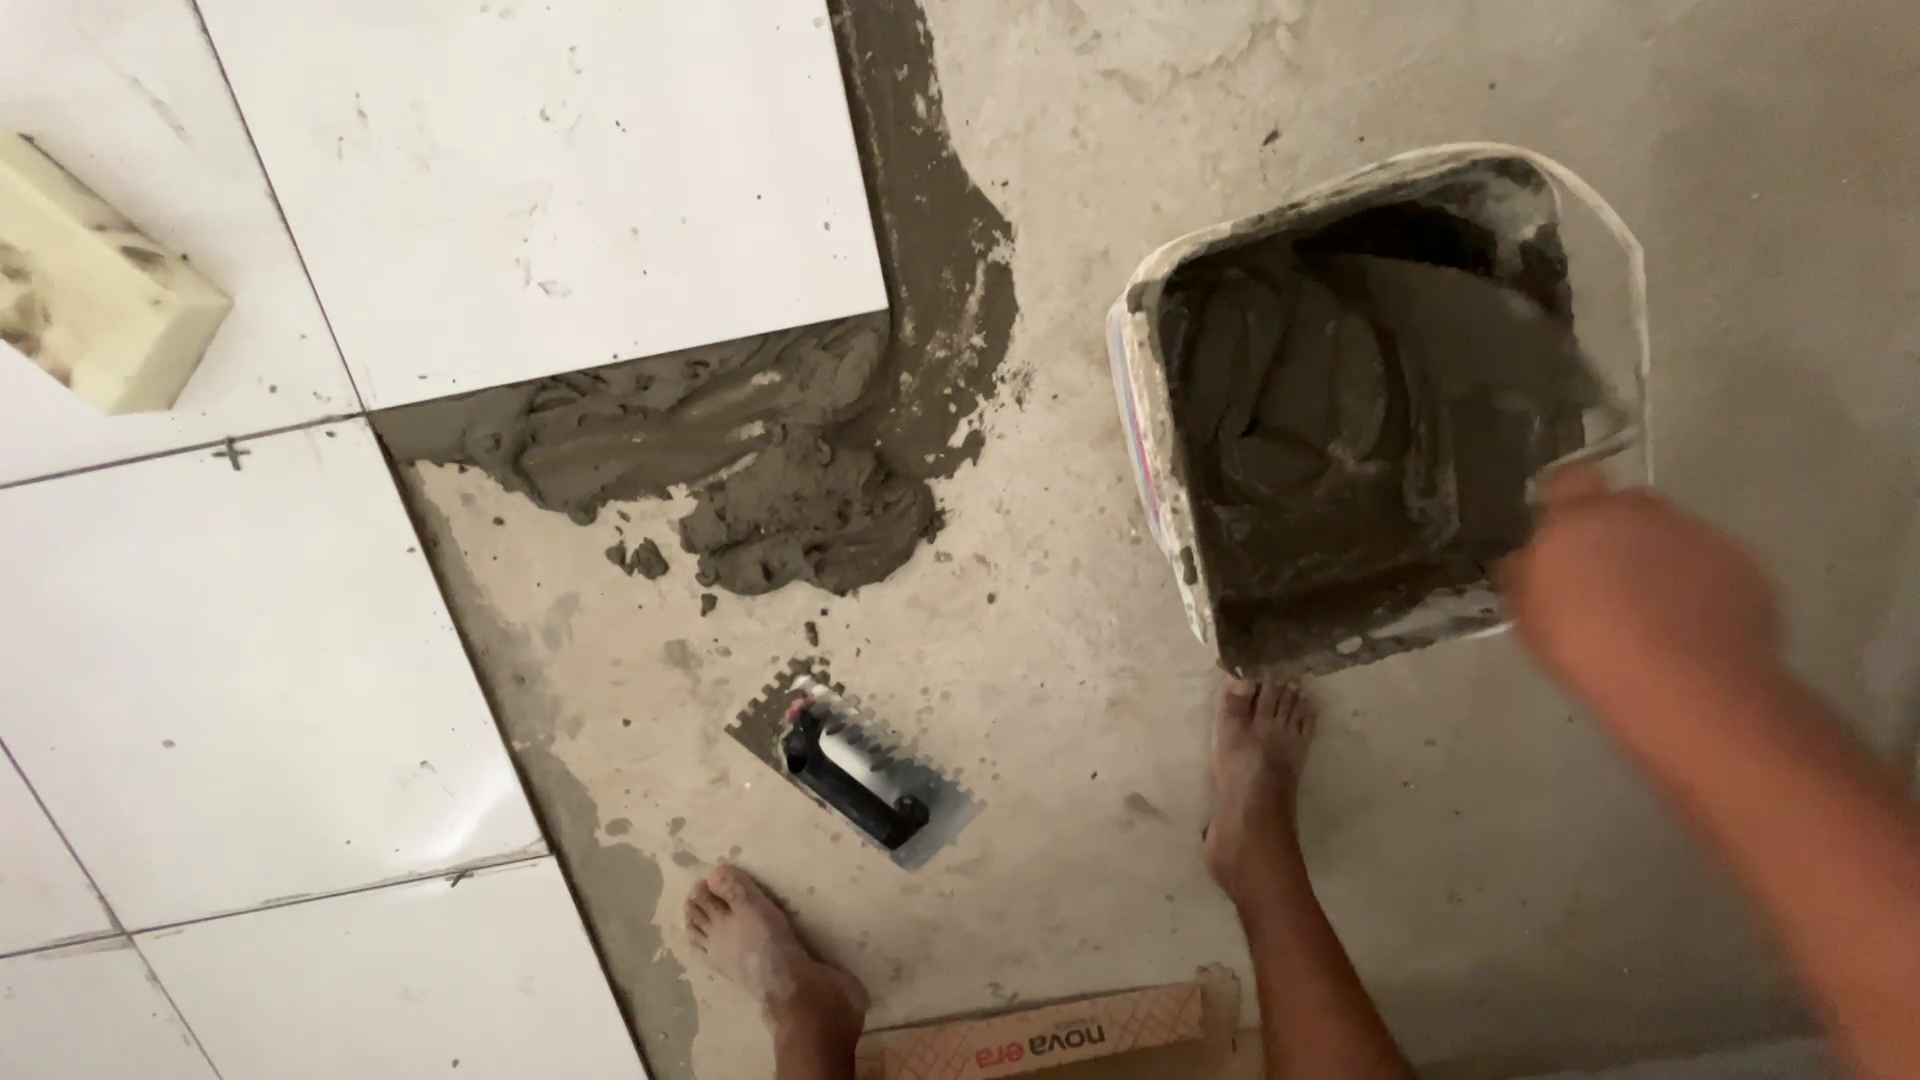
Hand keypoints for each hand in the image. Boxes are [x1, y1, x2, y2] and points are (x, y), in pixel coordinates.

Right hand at [1501, 465, 1782, 709]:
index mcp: (1580, 520)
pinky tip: (1686, 624)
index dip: (1564, 499)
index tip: (1559, 529)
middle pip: (1625, 505)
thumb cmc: (1583, 646)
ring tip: (1649, 609)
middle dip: (1613, 531)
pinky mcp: (1747, 567)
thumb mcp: (1526, 611)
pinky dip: (1697, 584)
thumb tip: (1531, 557)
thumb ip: (1526, 571)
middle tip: (1601, 576)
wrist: (1684, 687)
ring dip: (1656, 558)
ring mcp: (1701, 537)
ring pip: (1670, 535)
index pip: (1570, 479)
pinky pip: (1710, 564)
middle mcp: (1642, 515)